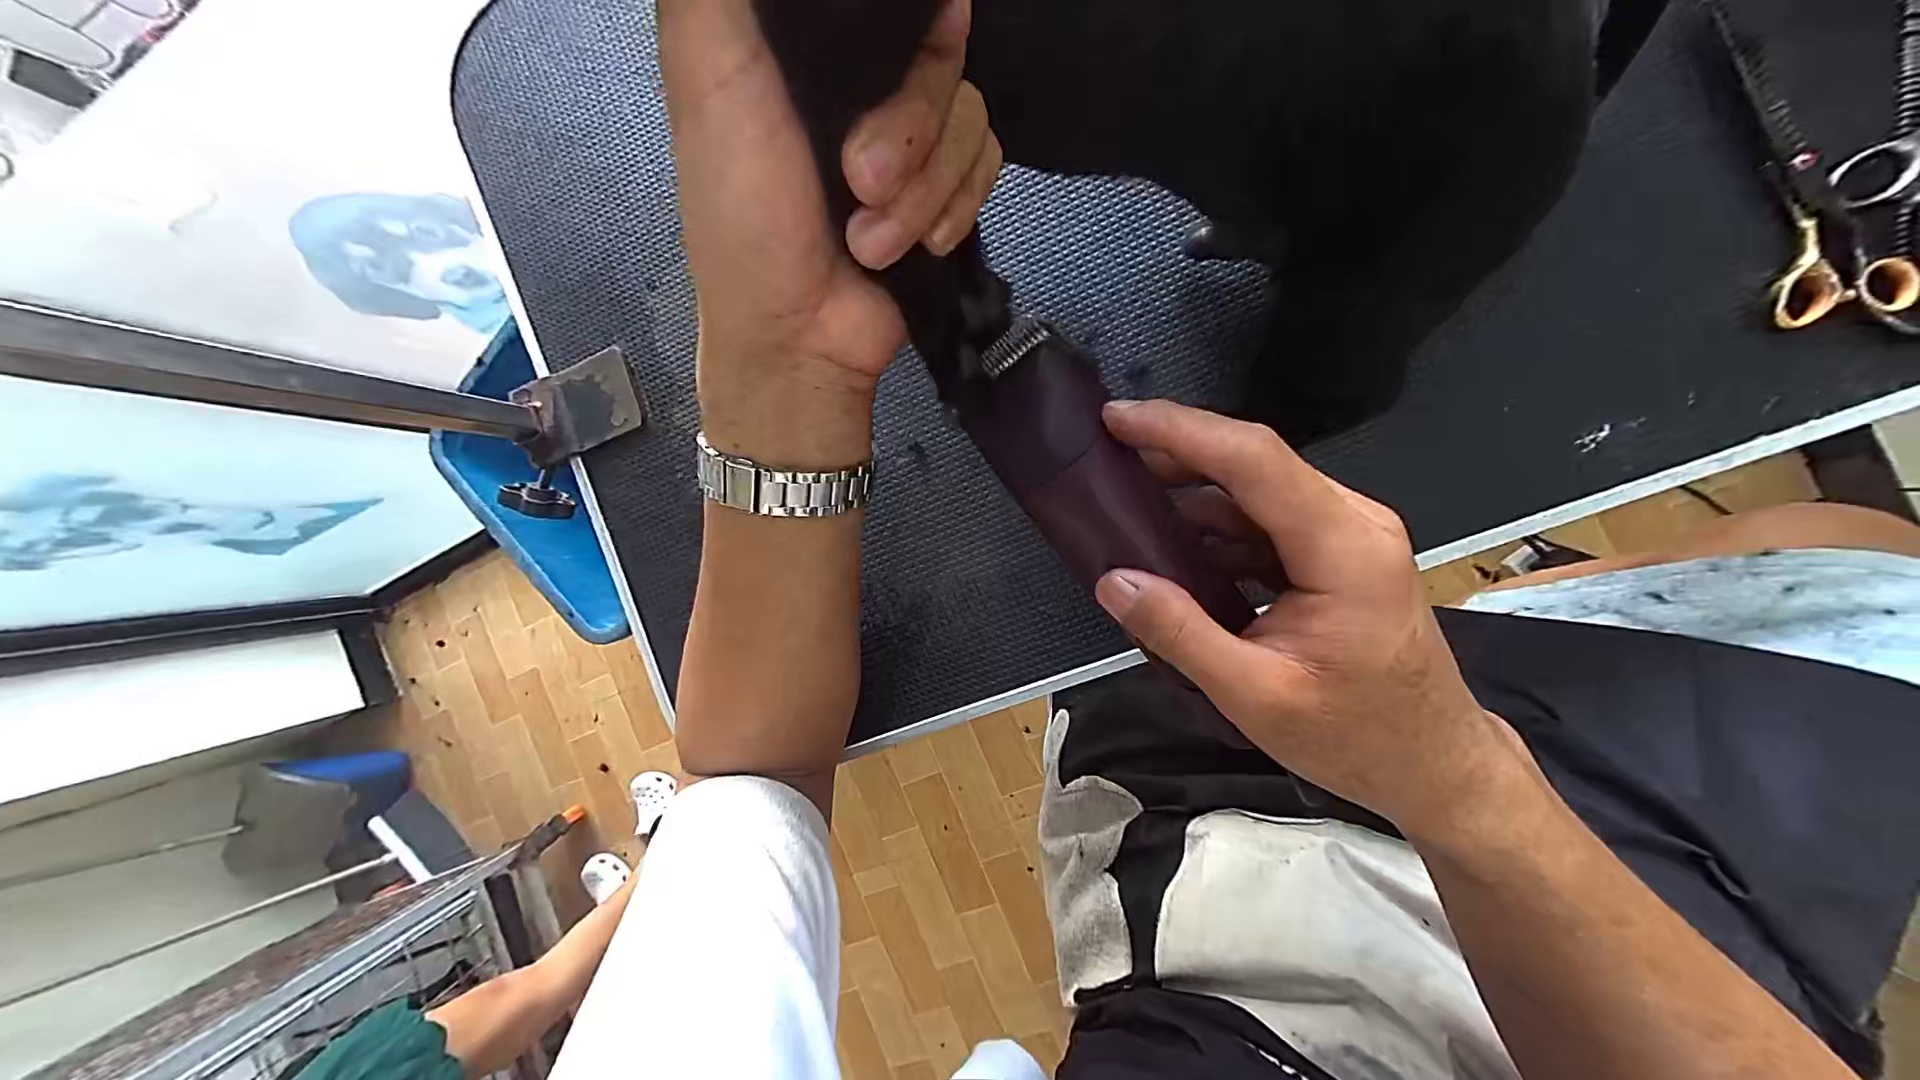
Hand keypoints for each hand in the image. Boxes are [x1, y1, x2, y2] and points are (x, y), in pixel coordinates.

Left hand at [658, 0, 1000, 466]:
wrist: (799, 339)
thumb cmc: (746, 222)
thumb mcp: (708, 78)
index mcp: (806, 50)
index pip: (889, 7)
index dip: (905, 28)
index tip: (885, 71)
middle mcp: (865, 90)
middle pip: (943, 54)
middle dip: (908, 133)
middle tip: (858, 184)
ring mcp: (911, 148)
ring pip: (970, 119)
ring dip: (924, 194)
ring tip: (873, 241)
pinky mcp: (945, 197)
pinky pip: (987, 169)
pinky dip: (953, 212)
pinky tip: (919, 248)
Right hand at [1093, 400, 1526, 836]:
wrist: (1432, 763)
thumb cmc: (1358, 735)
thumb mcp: (1254, 695)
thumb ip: (1178, 633)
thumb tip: (1114, 581)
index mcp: (1342, 547)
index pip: (1253, 460)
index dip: (1179, 430)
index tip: (1118, 419)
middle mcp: (1350, 523)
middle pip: (1252, 462)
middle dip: (1175, 452)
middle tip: (1108, 457)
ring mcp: (1344, 534)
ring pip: (1253, 489)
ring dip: (1189, 490)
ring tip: (1127, 501)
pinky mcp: (1331, 553)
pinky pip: (1261, 520)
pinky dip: (1210, 525)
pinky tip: (1170, 544)